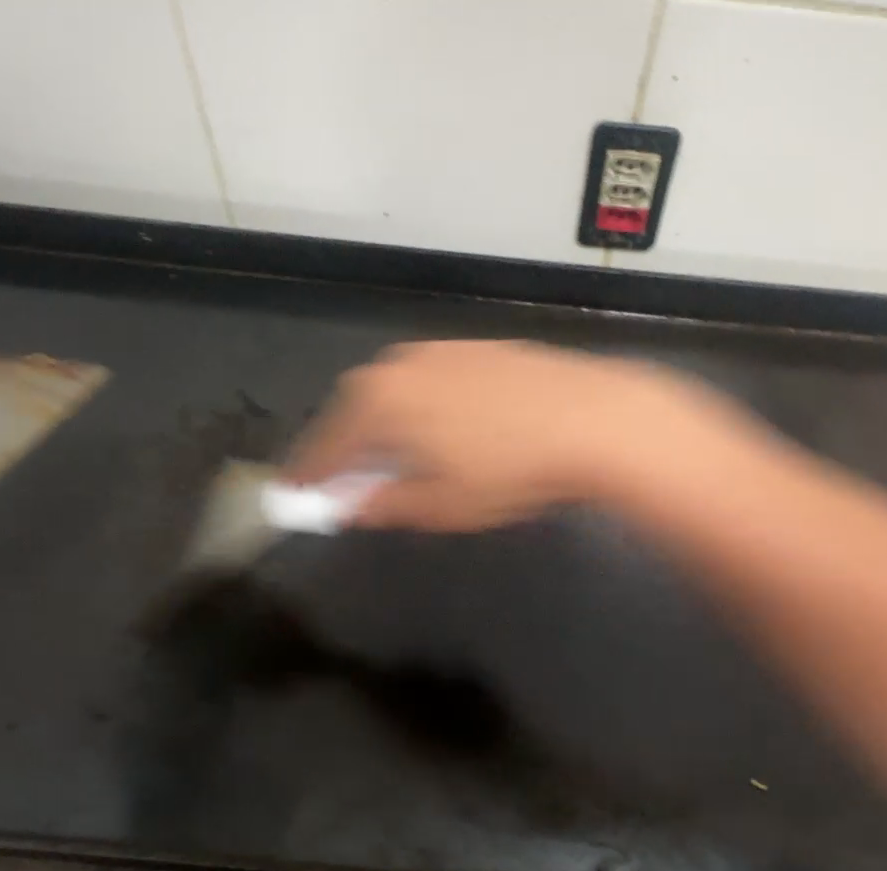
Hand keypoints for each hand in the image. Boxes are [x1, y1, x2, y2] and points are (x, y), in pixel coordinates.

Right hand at [287, 340, 753, 530]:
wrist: (592, 417)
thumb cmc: (507, 471)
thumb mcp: (441, 505)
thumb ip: (385, 505)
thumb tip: (352, 506)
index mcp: (376, 403)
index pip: (324, 447)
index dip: (309, 477)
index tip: (295, 497)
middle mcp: (397, 366)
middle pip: (354, 413)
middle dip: (348, 449)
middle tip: (349, 482)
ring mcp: (439, 350)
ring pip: (393, 395)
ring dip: (387, 428)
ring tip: (400, 460)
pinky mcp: (476, 348)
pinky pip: (428, 384)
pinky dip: (421, 409)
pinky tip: (446, 432)